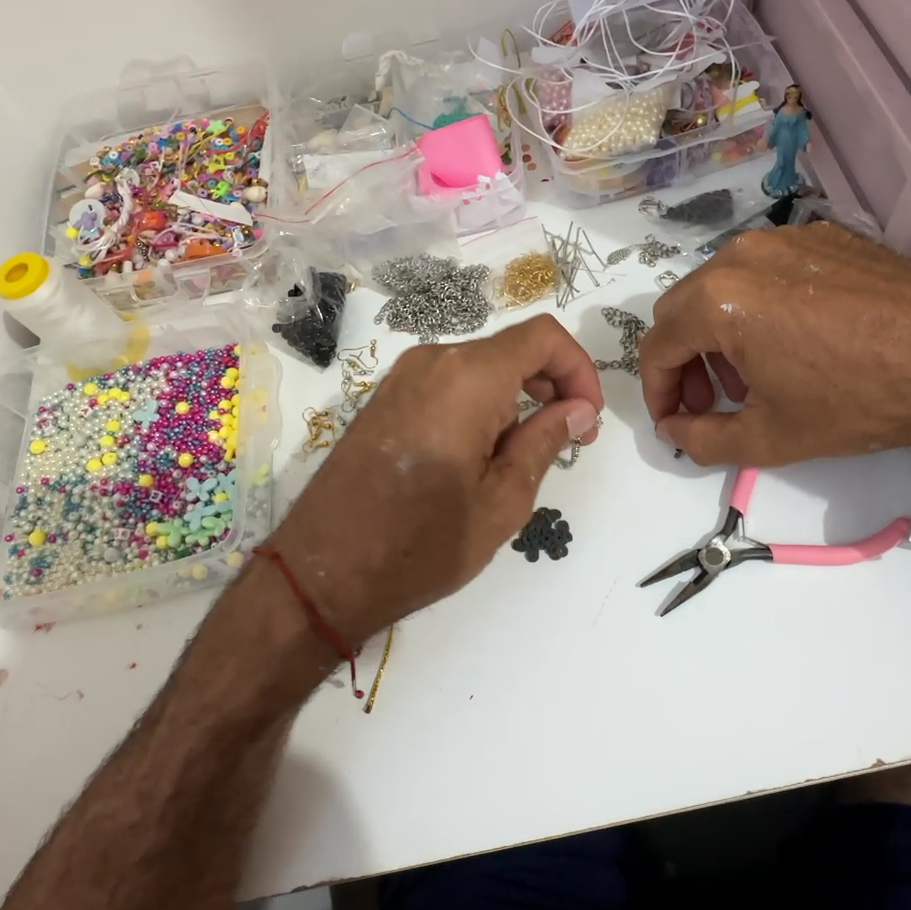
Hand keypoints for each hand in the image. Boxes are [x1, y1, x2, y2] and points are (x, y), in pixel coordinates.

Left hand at [267, 314, 603, 641]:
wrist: (323, 573)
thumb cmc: (421, 543)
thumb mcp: (503, 500)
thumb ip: (545, 442)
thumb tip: (577, 409)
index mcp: (467, 377)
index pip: (543, 337)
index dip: (578, 370)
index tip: (587, 420)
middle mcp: (432, 362)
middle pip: (511, 349)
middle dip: (551, 386)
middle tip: (568, 440)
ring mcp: (401, 379)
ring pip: (480, 368)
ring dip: (515, 400)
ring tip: (522, 458)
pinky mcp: (384, 401)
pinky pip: (448, 385)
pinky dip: (480, 406)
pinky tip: (480, 457)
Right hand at [640, 222, 910, 466]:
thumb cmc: (858, 401)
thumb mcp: (770, 437)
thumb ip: (702, 439)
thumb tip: (674, 431)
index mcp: (719, 299)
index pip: (658, 344)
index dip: (657, 391)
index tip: (673, 421)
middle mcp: (742, 255)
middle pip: (683, 309)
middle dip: (686, 361)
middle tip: (712, 402)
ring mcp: (785, 239)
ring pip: (721, 287)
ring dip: (719, 334)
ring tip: (755, 377)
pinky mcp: (824, 237)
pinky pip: (765, 272)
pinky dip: (757, 308)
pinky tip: (794, 343)